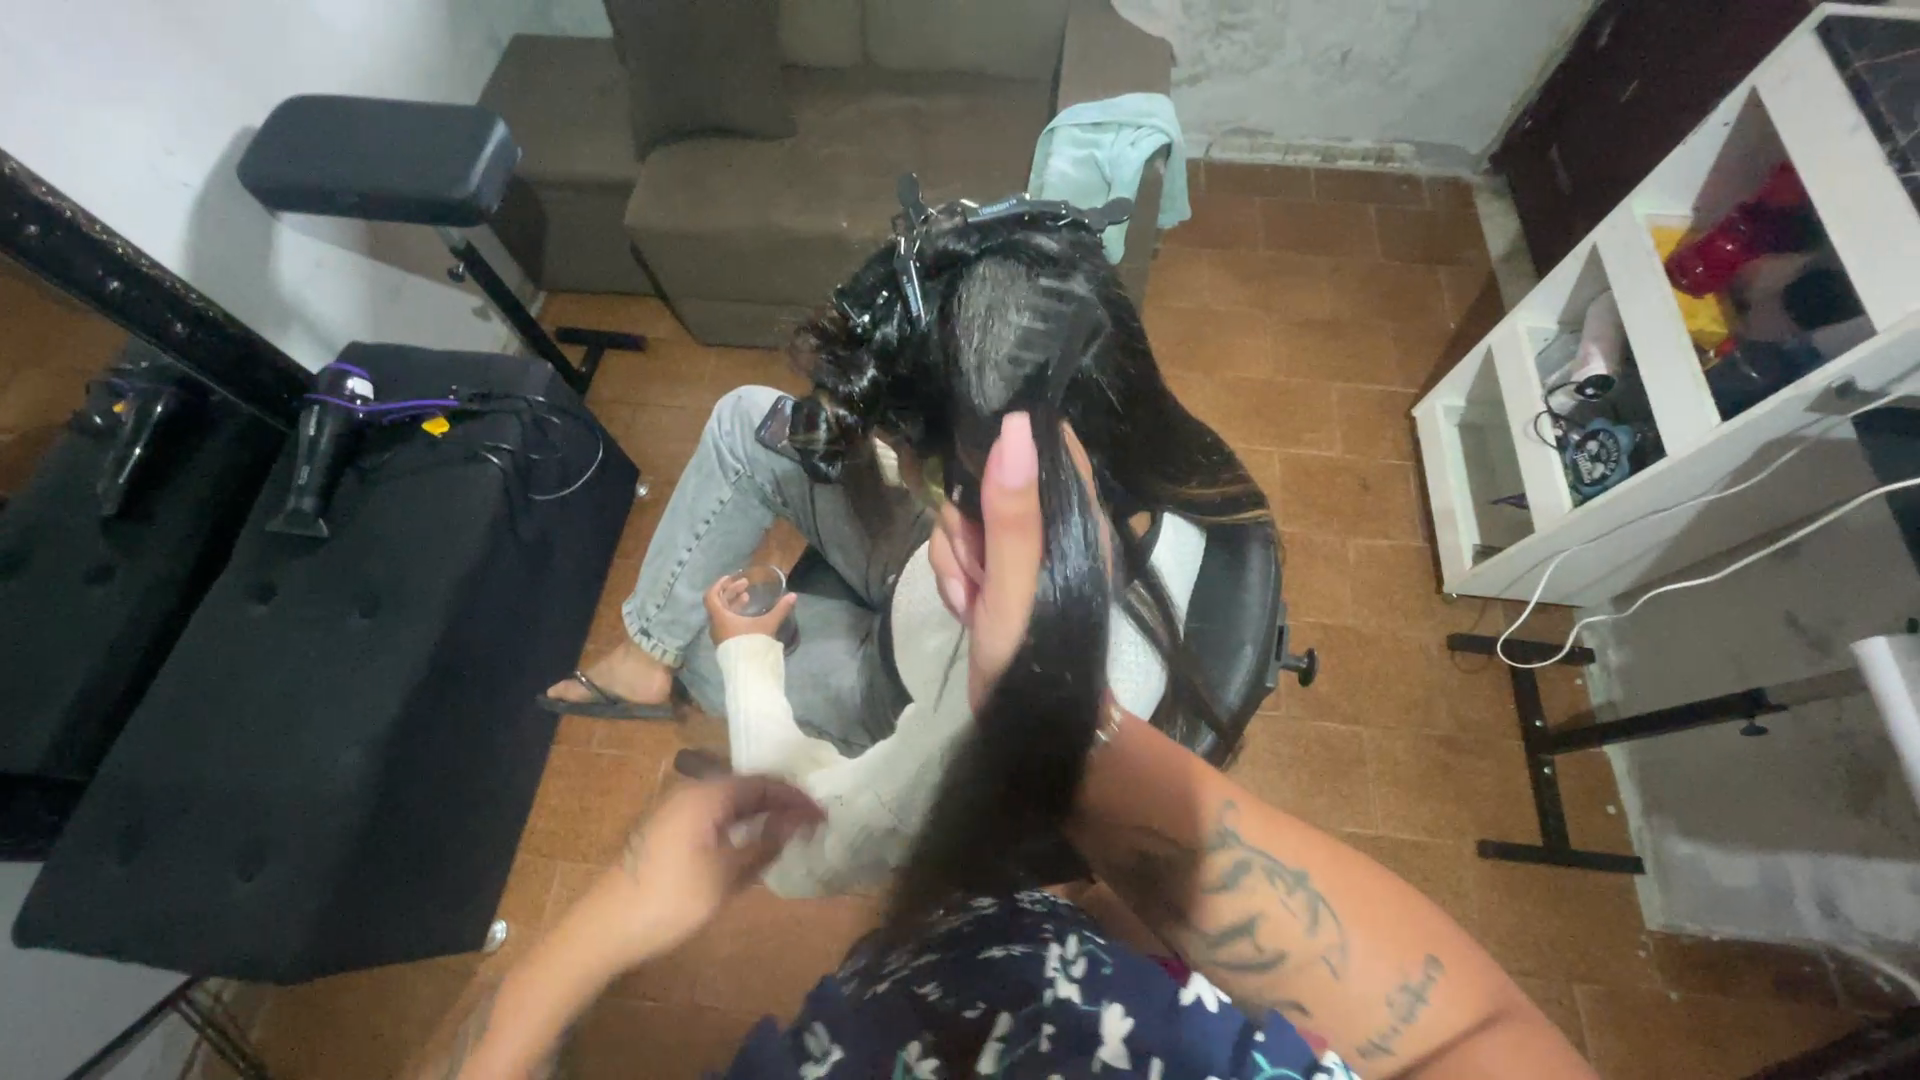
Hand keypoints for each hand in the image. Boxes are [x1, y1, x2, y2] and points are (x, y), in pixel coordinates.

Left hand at [604, 776, 823, 958]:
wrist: (599, 932)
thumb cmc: (667, 901)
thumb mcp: (724, 877)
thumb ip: (763, 845)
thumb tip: (796, 823)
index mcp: (706, 794)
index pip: (763, 783)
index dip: (795, 798)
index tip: (822, 816)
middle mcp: (690, 791)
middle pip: (746, 787)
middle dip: (779, 803)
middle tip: (809, 823)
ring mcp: (674, 809)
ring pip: (729, 802)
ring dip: (759, 814)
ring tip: (787, 833)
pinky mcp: (665, 828)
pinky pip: (713, 814)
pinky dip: (737, 824)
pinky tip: (749, 844)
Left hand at [704, 575, 797, 644]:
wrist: (748, 671)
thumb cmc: (752, 644)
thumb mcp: (767, 624)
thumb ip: (780, 609)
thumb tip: (793, 595)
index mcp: (721, 617)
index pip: (711, 596)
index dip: (719, 584)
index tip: (731, 578)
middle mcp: (716, 625)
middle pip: (718, 603)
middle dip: (732, 592)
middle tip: (746, 586)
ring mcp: (720, 636)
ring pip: (722, 614)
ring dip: (733, 604)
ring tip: (748, 598)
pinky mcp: (725, 643)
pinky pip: (725, 623)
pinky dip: (734, 615)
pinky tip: (747, 616)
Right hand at [927, 412, 1045, 708]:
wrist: (1026, 728)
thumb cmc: (1036, 658)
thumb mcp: (1018, 585)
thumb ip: (1014, 513)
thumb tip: (1015, 426)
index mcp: (1075, 519)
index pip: (1049, 447)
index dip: (1006, 448)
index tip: (976, 480)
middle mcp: (1050, 527)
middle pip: (991, 482)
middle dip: (968, 523)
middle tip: (977, 565)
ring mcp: (1022, 552)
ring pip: (967, 518)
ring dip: (959, 558)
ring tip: (974, 599)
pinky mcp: (998, 574)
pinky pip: (959, 552)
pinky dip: (956, 579)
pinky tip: (968, 609)